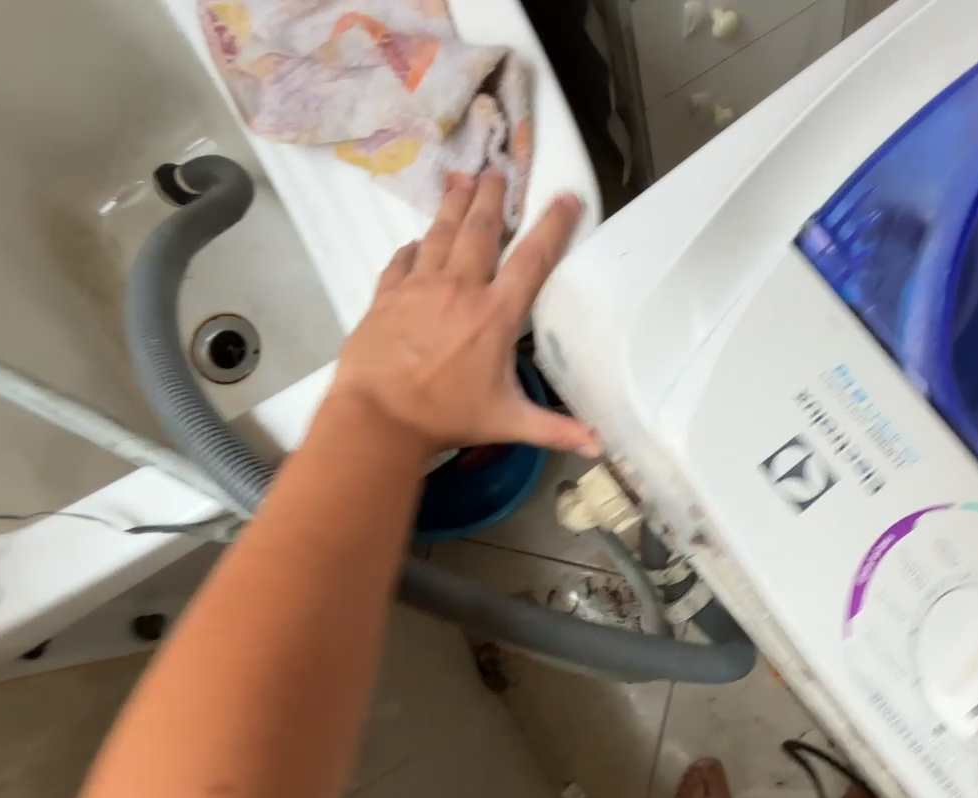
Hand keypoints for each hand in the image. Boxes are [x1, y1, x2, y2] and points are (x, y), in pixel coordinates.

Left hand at [330, 172, 597, 456]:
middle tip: (497, 170)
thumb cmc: (447, 417)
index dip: (552, 226)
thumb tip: (598, 447)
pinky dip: (414, 248)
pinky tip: (418, 242)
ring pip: (440, 234)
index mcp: (494, 315)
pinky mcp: (387, 295)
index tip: (565, 197)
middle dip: (492, 197)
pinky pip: (403, 260)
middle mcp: (459, 289)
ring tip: (462, 181)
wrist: (378, 416)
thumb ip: (556, 430)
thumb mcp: (508, 422)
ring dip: (454, 206)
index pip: (532, 260)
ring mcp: (419, 287)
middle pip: (480, 230)